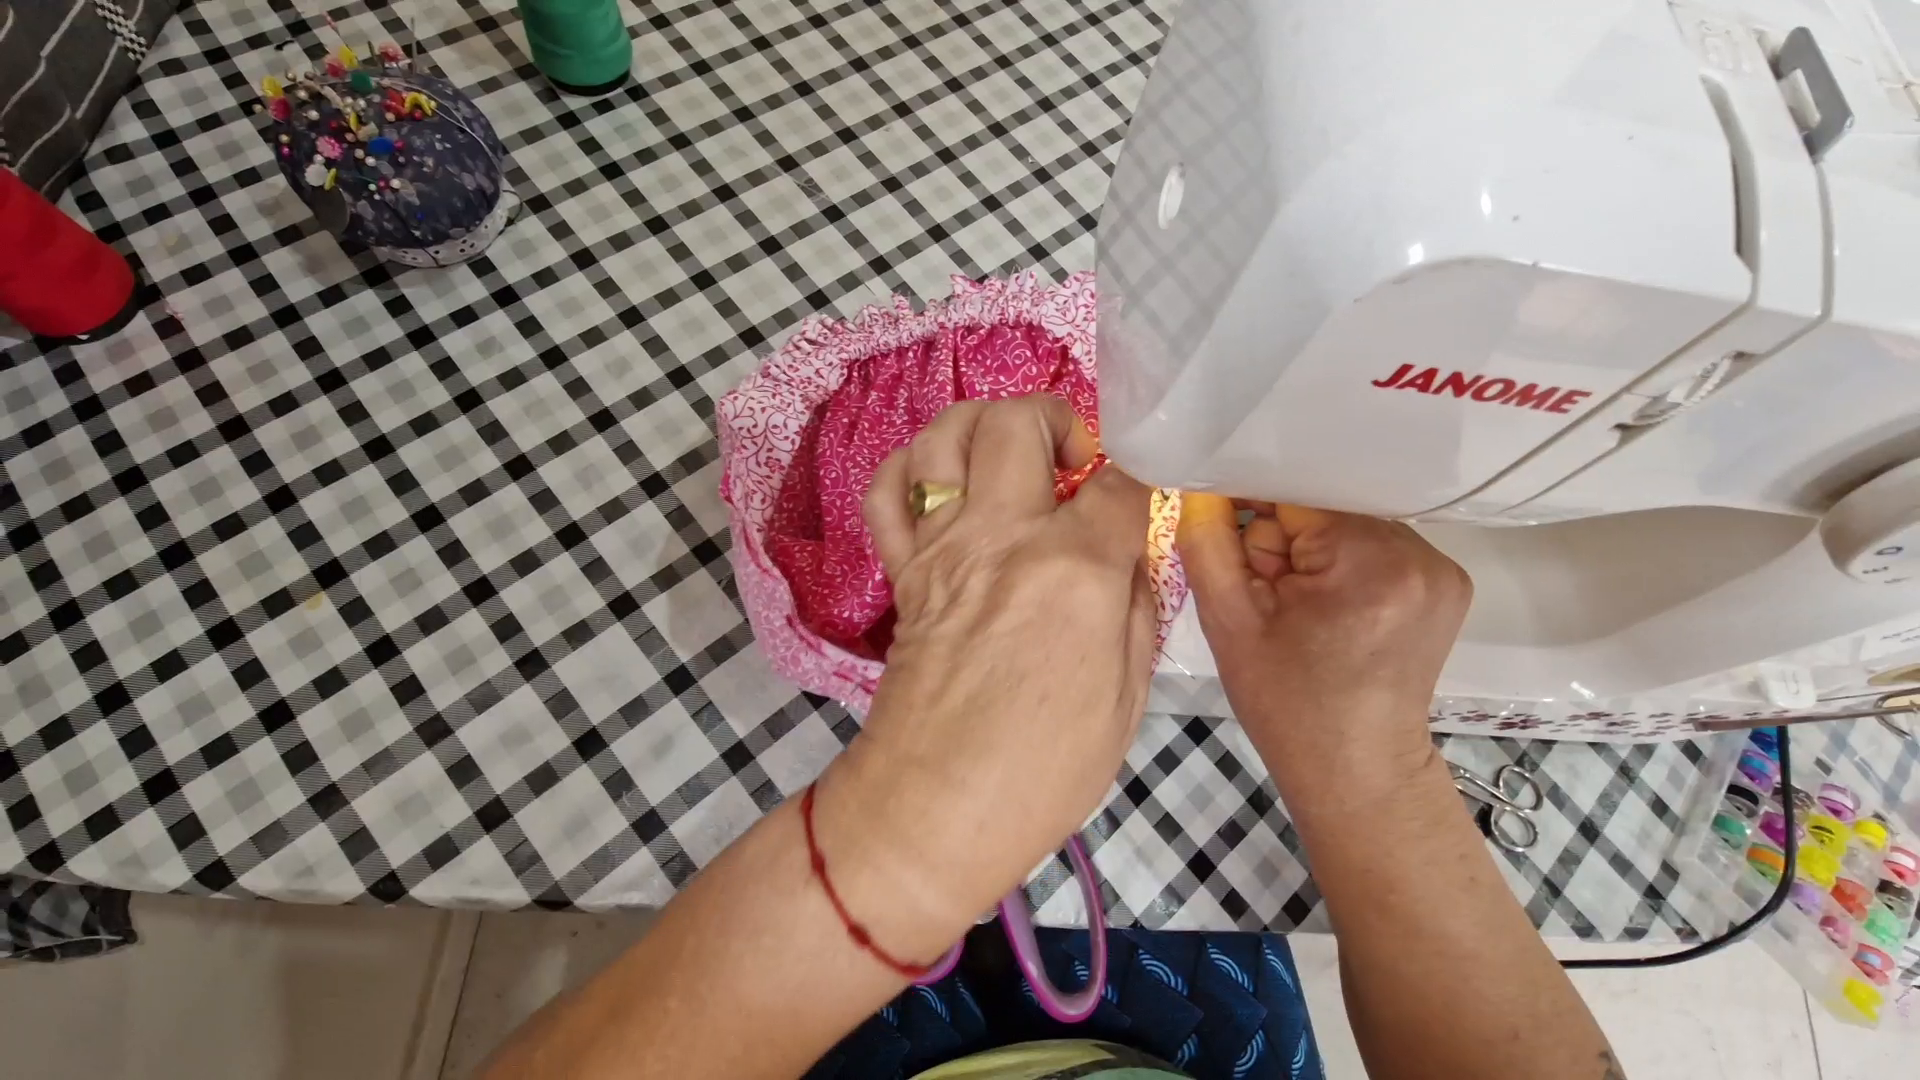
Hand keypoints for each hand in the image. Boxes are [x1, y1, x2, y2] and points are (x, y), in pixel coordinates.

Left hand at [811, 396, 1156, 961]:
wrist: (934, 809)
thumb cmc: (1045, 770)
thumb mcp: (1128, 697)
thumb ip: (1136, 606)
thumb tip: (1129, 552)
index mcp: (1073, 569)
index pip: (1120, 479)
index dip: (1142, 471)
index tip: (1143, 489)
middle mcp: (1002, 537)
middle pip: (1017, 422)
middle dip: (1058, 420)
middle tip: (1074, 467)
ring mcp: (941, 548)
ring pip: (944, 435)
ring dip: (984, 426)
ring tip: (1012, 461)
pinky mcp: (901, 571)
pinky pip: (886, 492)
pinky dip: (912, 468)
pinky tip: (945, 487)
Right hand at [1176, 495, 1470, 787]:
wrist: (1356, 770)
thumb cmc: (1286, 704)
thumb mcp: (1227, 621)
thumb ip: (1207, 541)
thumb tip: (1199, 487)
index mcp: (1370, 561)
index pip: (1292, 494)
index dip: (1253, 518)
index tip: (1236, 556)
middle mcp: (1420, 552)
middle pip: (1323, 508)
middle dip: (1286, 542)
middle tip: (1272, 601)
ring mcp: (1442, 567)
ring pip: (1347, 524)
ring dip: (1314, 554)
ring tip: (1302, 611)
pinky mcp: (1448, 582)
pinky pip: (1375, 546)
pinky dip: (1344, 566)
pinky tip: (1332, 611)